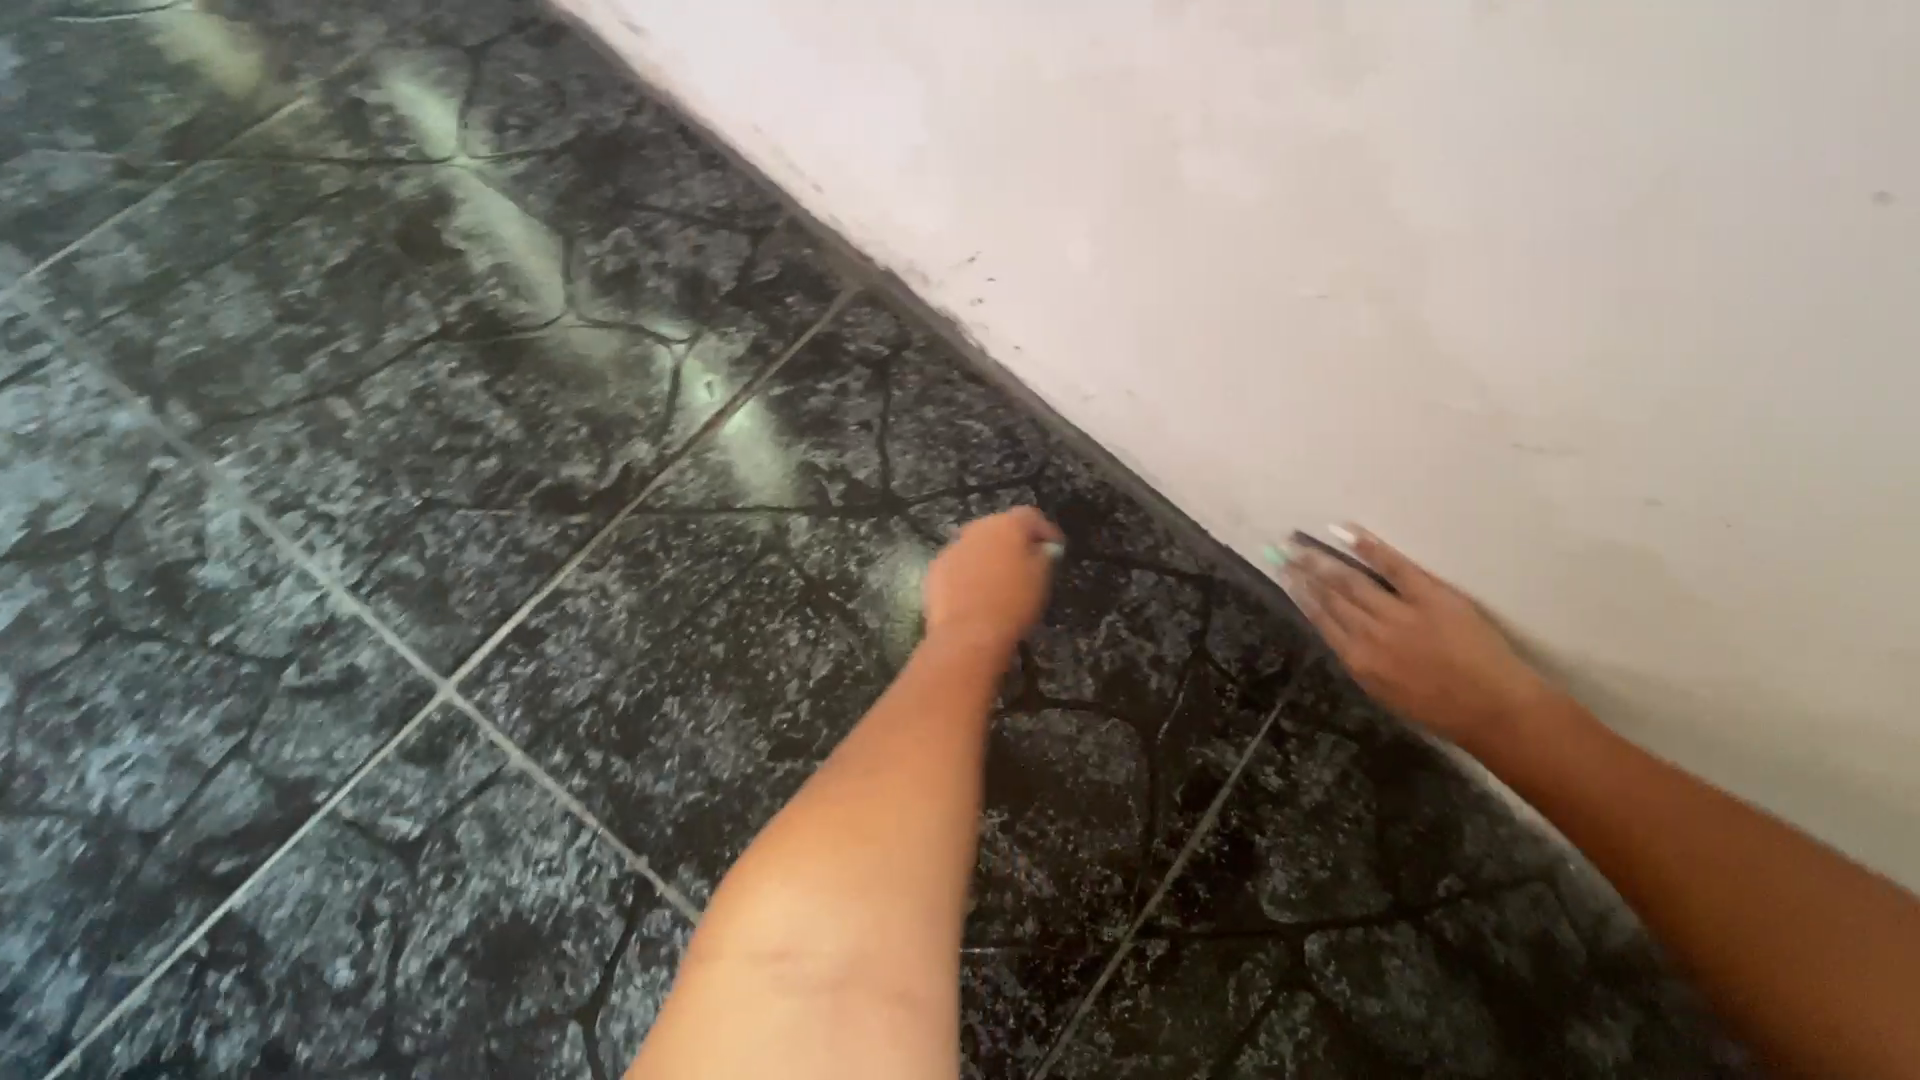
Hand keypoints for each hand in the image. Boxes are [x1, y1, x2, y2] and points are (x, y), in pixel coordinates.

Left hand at [923, 507, 1064, 650]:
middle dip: (1014, 542)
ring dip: (989, 557)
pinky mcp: (936, 570)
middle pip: (1000, 528)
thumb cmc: (1013, 602)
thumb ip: (1044, 555)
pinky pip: (959, 565)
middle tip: (1027, 562)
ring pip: (976, 546)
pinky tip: (975, 593)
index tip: (1056, 547)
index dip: (1046, 530)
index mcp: (1007, 524)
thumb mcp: (1042, 578)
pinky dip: (969, 573)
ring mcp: (952, 548)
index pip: (1030, 516)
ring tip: (1000, 580)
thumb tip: (1043, 548)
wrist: (968, 633)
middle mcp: (977, 529)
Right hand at [1281, 525, 1557, 747]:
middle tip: (1284, 550)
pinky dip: (1372, 549)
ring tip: (1304, 544)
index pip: (1320, 618)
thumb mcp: (1384, 693)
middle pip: (1331, 595)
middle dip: (1305, 572)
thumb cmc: (1440, 710)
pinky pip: (1396, 568)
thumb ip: (1360, 662)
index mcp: (1357, 660)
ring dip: (1324, 560)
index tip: (1284, 575)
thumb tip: (1339, 635)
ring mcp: (1399, 613)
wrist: (1493, 709)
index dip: (1300, 593)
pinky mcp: (1431, 597)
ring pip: (1352, 581)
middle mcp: (1369, 634)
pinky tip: (1350, 534)